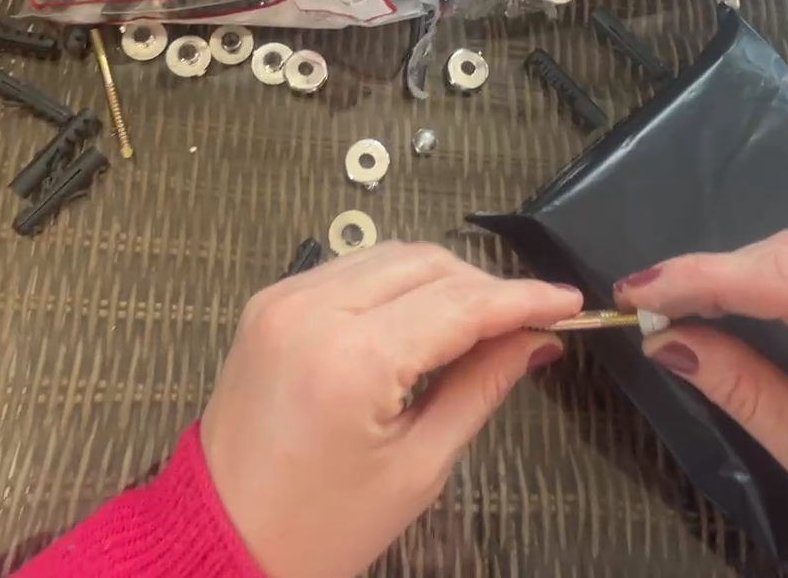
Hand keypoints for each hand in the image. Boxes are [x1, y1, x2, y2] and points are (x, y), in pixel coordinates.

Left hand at [200, 242, 581, 577]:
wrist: (219, 534)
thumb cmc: (324, 526)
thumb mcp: (417, 466)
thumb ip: (481, 386)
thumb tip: (535, 339)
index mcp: (351, 357)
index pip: (458, 303)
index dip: (522, 298)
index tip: (568, 302)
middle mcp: (314, 305)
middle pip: (424, 262)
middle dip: (483, 285)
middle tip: (525, 321)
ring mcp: (285, 293)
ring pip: (388, 254)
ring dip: (441, 277)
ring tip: (478, 320)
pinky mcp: (271, 297)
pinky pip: (351, 268)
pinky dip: (394, 281)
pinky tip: (418, 314)